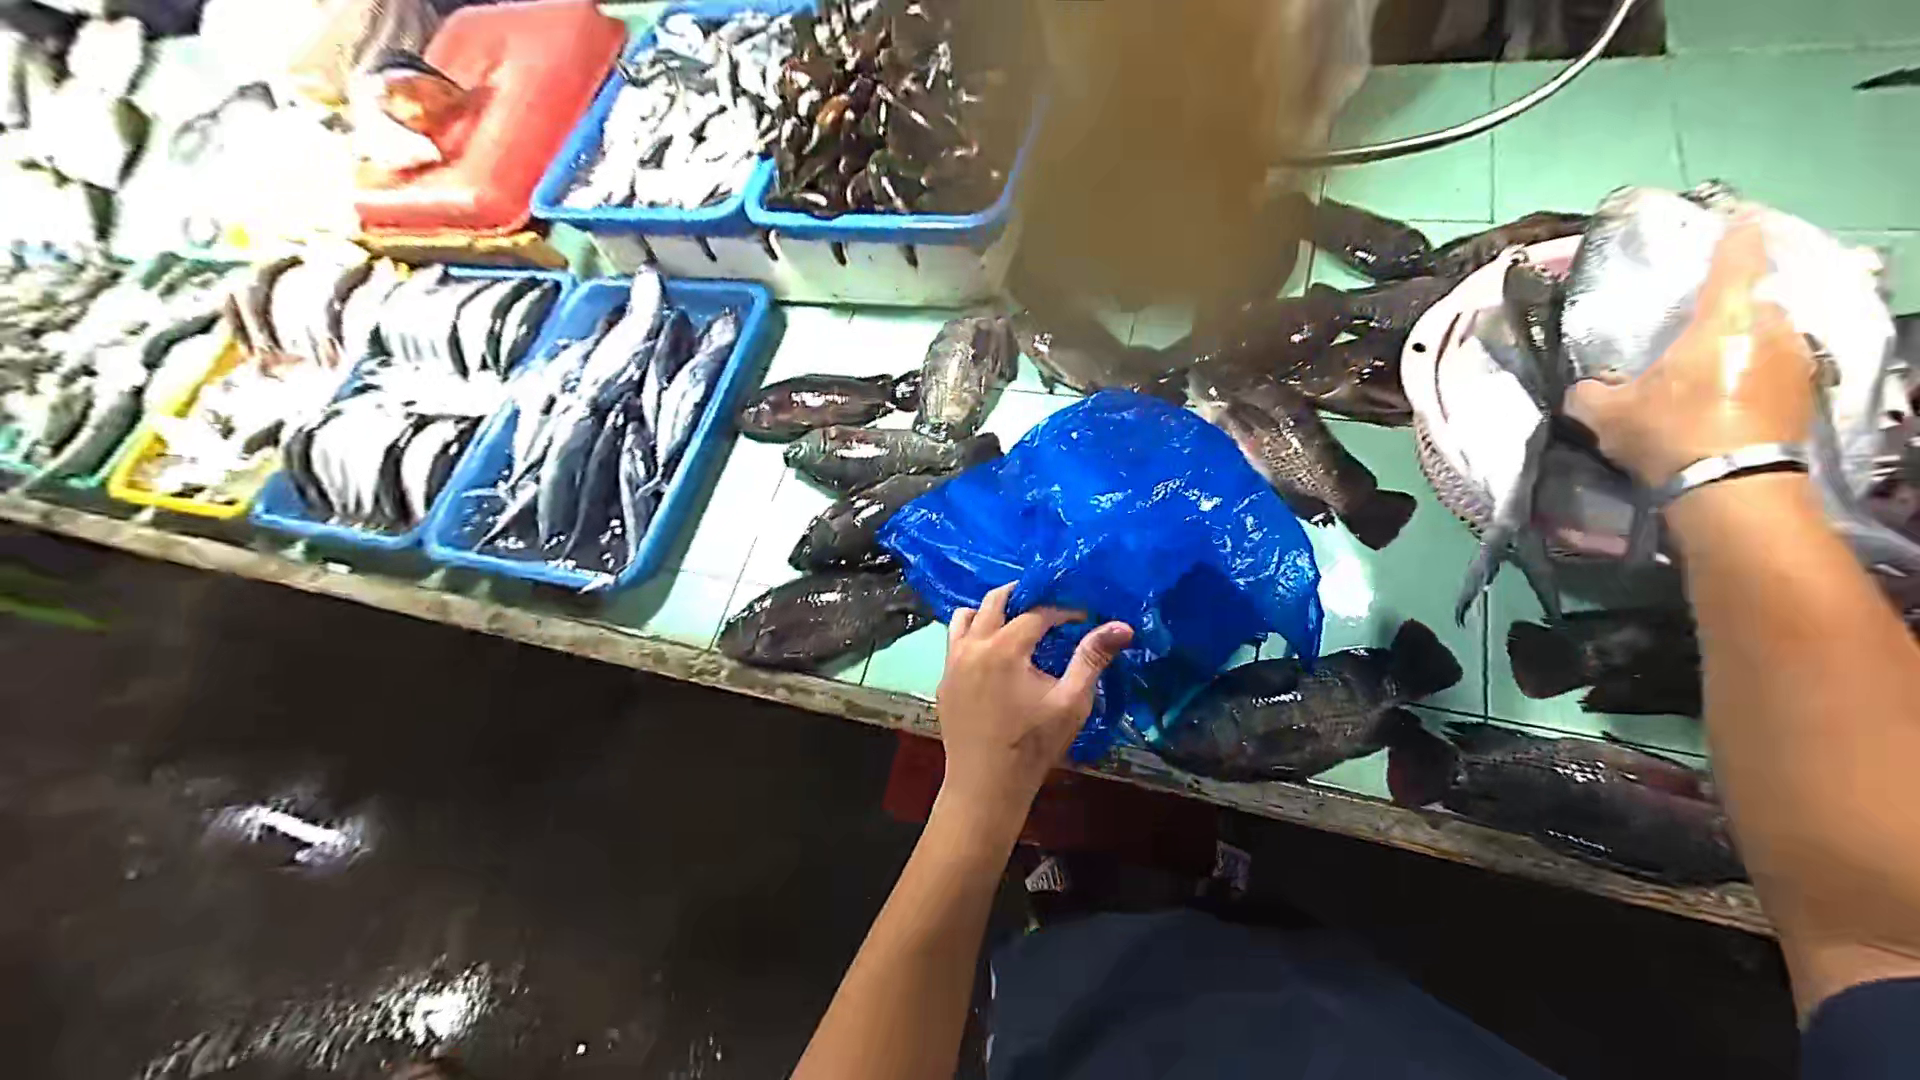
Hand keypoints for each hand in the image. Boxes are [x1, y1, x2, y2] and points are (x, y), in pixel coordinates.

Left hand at [934, 583, 1133, 825]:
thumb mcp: (1070, 702)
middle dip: (1022, 595)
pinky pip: (954, 642)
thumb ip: (1092, 659)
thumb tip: (1122, 626)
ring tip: (1013, 621)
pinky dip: (972, 635)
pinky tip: (991, 653)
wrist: (986, 786)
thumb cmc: (1032, 745)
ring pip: (965, 617)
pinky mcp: (943, 680)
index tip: (1082, 617)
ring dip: (989, 611)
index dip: (1062, 611)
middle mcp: (973, 646)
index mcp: (1004, 648)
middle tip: (1045, 602)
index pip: (1036, 613)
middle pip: (995, 601)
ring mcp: (952, 662)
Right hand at [1564, 216, 1817, 488]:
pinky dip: (1751, 373)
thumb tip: (1587, 386)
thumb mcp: (1604, 413)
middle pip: (1753, 305)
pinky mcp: (1804, 391)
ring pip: (1765, 337)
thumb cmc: (1666, 431)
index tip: (1738, 218)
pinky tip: (1724, 396)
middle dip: (1727, 312)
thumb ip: (1590, 391)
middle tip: (1695, 328)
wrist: (1729, 482)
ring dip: (1740, 345)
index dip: (1735, 238)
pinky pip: (1774, 367)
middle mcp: (1769, 329)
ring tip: (1707, 367)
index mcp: (1720, 323)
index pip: (1736, 263)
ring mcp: (1795, 360)